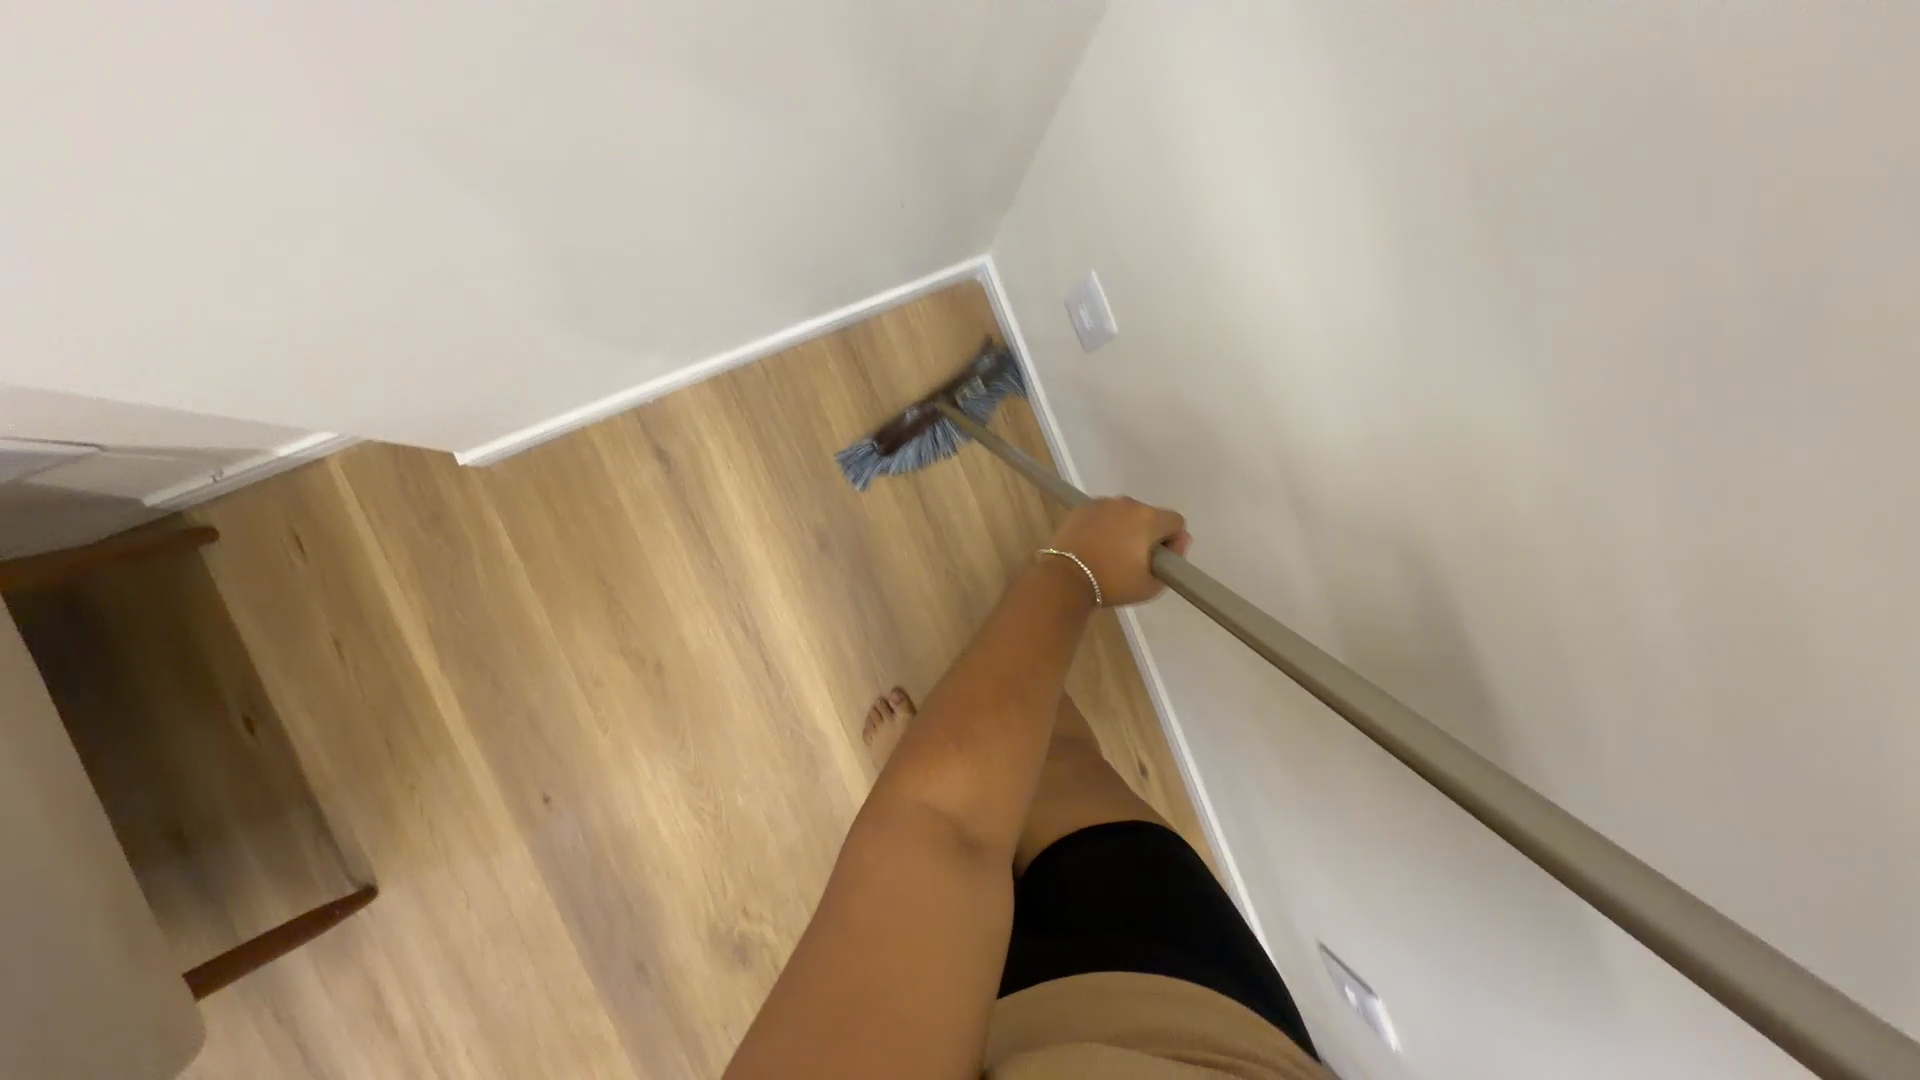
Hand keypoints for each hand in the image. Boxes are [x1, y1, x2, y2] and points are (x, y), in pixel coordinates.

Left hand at [1044, 497, 1190, 606]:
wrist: (1065, 579)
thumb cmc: (1112, 583)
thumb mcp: (1152, 585)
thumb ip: (1174, 560)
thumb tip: (1179, 541)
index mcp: (1148, 518)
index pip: (1175, 521)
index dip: (1172, 541)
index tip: (1158, 559)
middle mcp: (1127, 503)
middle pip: (1148, 516)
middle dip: (1146, 533)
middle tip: (1131, 559)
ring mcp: (1102, 503)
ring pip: (1124, 514)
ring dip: (1124, 528)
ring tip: (1109, 553)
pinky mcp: (1081, 508)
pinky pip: (1103, 514)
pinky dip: (1103, 525)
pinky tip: (1093, 545)